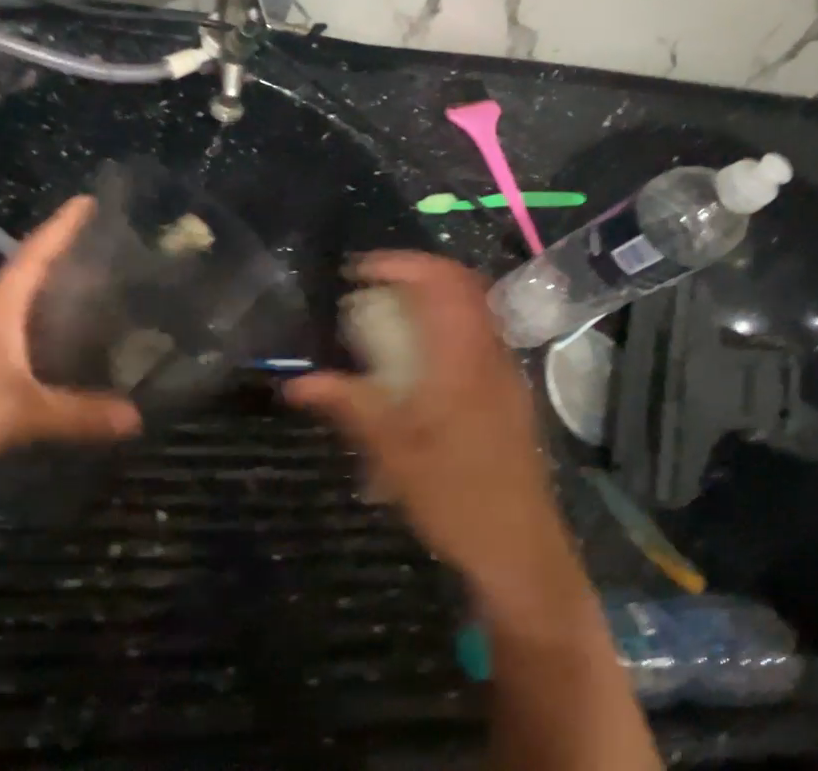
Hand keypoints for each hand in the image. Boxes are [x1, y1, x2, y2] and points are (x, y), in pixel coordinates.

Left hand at [0, 196, 140, 479]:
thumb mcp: (23, 413)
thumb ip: (80, 415)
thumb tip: (137, 416)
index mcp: (1, 309)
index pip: (35, 254)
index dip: (61, 227)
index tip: (88, 200)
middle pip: (31, 272)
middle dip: (66, 254)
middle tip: (109, 246)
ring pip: (26, 304)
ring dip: (56, 291)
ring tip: (99, 289)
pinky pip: (21, 332)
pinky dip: (46, 326)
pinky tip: (67, 343)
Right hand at [285, 252, 557, 593]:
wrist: (521, 553)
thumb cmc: (457, 500)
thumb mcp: (393, 454)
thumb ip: (349, 406)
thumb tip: (296, 382)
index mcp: (465, 361)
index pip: (445, 283)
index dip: (404, 264)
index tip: (361, 271)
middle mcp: (493, 357)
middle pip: (463, 289)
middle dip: (416, 277)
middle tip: (371, 289)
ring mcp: (507, 377)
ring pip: (473, 313)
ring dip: (432, 302)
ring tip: (387, 319)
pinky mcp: (510, 398)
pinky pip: (478, 339)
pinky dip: (445, 330)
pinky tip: (416, 364)